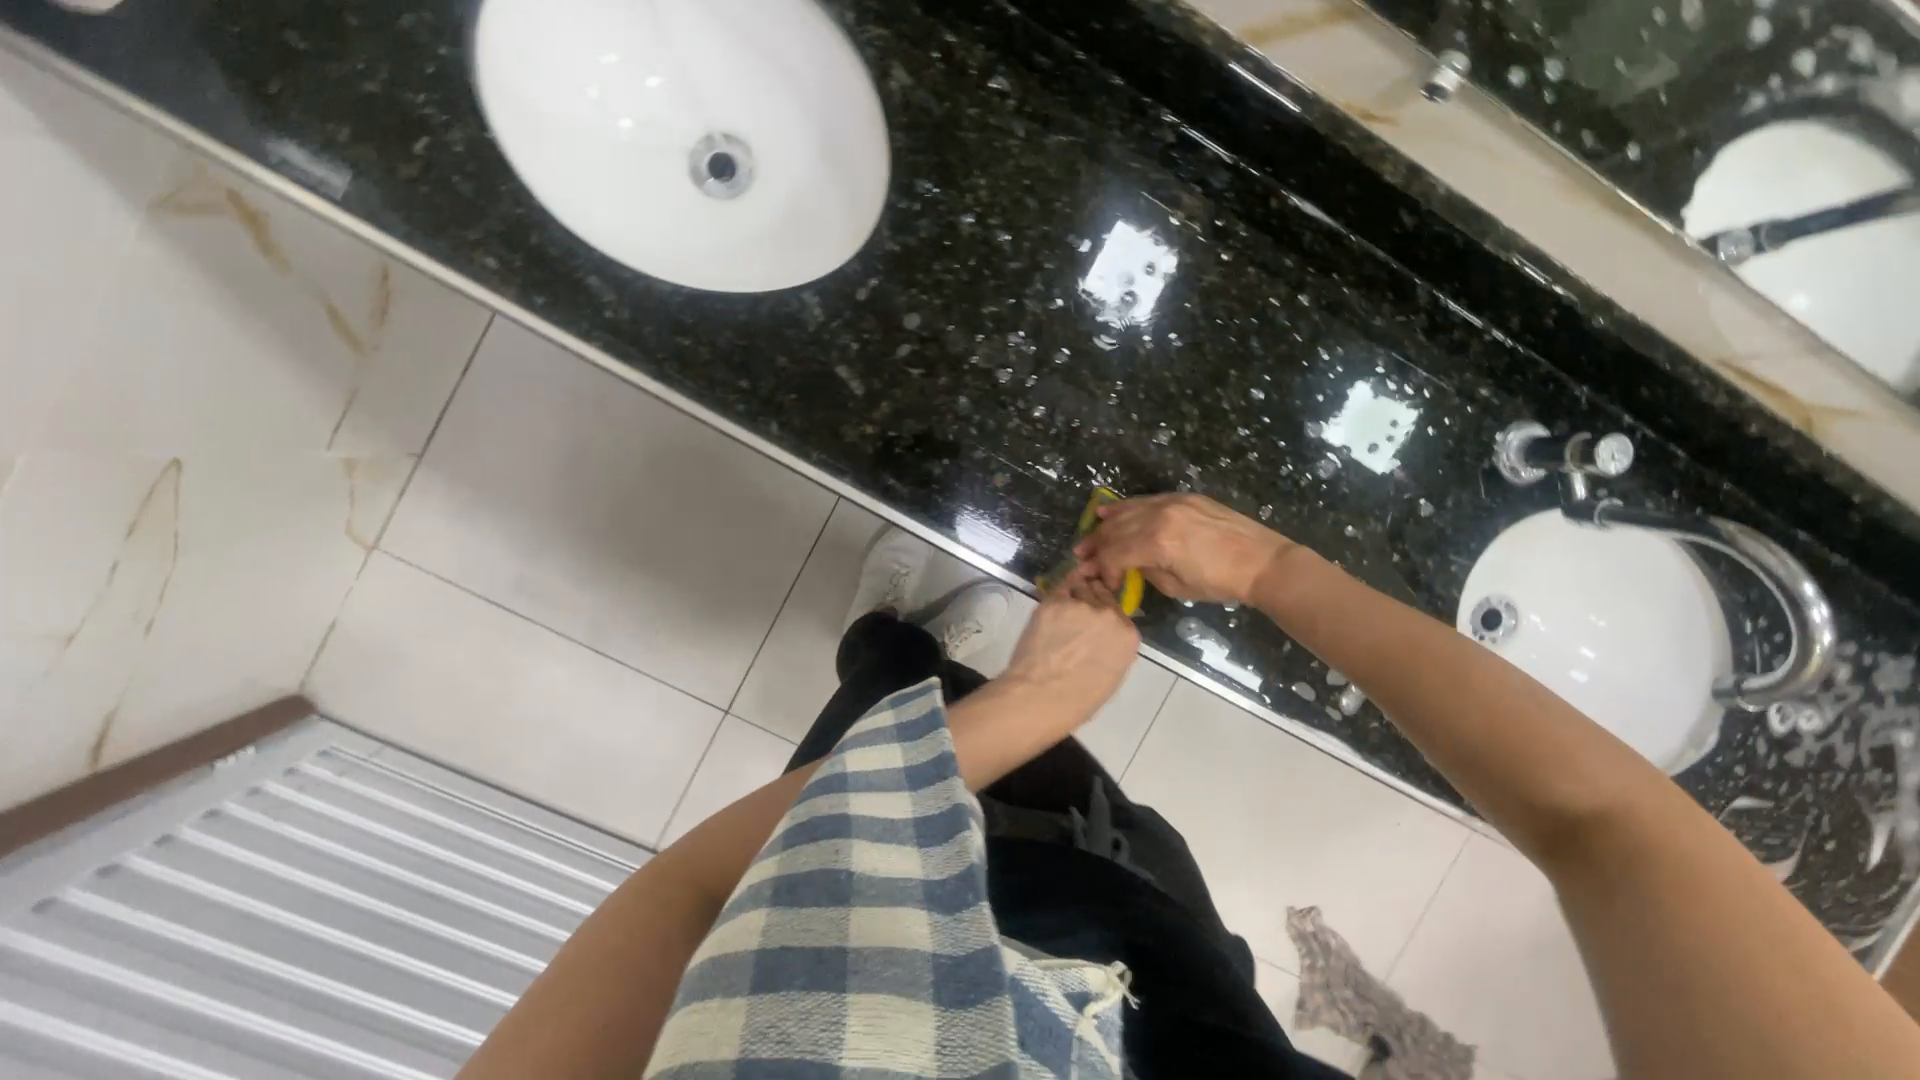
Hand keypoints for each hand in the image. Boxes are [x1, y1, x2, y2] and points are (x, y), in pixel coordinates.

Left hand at [998, 570, 1141, 721]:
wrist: (1042, 696)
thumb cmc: (1078, 700)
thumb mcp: (1111, 676)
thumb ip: (1112, 648)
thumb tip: (1103, 639)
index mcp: (1128, 636)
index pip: (1118, 612)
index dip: (1105, 612)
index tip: (1095, 617)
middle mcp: (1109, 615)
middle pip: (1101, 594)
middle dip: (1091, 599)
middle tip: (1077, 610)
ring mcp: (1082, 605)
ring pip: (1080, 587)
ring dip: (1074, 593)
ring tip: (1062, 609)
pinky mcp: (1055, 601)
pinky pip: (1059, 587)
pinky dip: (1057, 593)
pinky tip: (1052, 603)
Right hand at [1074, 493, 1298, 606]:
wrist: (1262, 562)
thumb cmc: (1220, 583)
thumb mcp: (1176, 587)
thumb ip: (1147, 572)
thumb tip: (1131, 565)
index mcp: (1157, 543)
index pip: (1115, 554)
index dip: (1103, 569)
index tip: (1103, 582)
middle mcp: (1159, 517)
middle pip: (1116, 530)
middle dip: (1097, 546)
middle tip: (1082, 557)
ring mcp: (1172, 503)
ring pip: (1127, 511)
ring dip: (1105, 525)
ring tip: (1090, 535)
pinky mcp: (1184, 498)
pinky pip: (1146, 500)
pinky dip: (1126, 507)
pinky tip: (1110, 511)